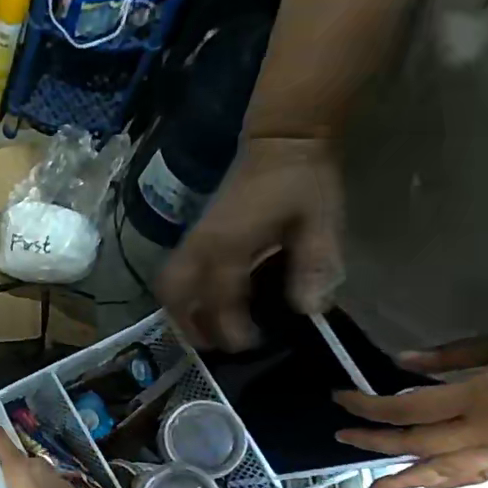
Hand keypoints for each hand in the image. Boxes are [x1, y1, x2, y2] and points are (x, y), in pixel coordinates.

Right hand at [156, 136, 345, 350]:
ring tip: (202, 330)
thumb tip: (310, 310)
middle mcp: (200, 248)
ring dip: (179, 313)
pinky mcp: (191, 239)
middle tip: (217, 345)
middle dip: (193, 326)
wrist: (280, 142)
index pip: (220, 299)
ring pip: (167, 288)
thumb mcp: (319, 221)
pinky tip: (200, 305)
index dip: (232, 328)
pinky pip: (171, 276)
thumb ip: (314, 264)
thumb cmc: (302, 182)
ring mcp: (190, 243)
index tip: (252, 344)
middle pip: (178, 298)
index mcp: (228, 246)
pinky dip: (179, 297)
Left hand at [336, 338, 487, 487]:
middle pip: (416, 443)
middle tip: (342, 438)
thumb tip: (402, 362)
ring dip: (405, 479)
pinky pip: (479, 476)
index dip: (366, 406)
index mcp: (481, 399)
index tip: (339, 398)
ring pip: (444, 472)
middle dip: (373, 442)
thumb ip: (456, 357)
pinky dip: (449, 483)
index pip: (406, 409)